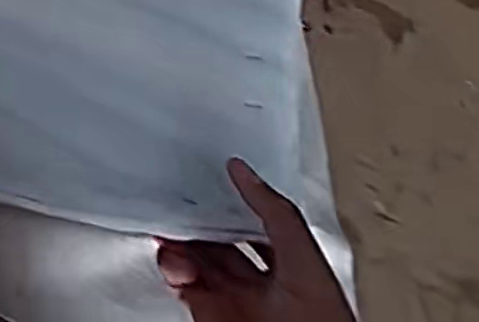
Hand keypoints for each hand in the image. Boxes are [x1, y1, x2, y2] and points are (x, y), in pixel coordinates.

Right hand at [155, 159, 354, 321]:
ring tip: (170, 221)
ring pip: (195, 255)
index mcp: (294, 273)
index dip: (237, 198)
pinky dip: (169, 262)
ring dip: (178, 235)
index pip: (260, 224)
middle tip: (178, 191)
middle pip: (221, 237)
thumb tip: (243, 170)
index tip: (214, 173)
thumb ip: (278, 217)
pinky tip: (171, 253)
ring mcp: (233, 301)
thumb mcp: (308, 268)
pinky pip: (179, 278)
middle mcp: (263, 287)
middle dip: (198, 215)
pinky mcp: (206, 312)